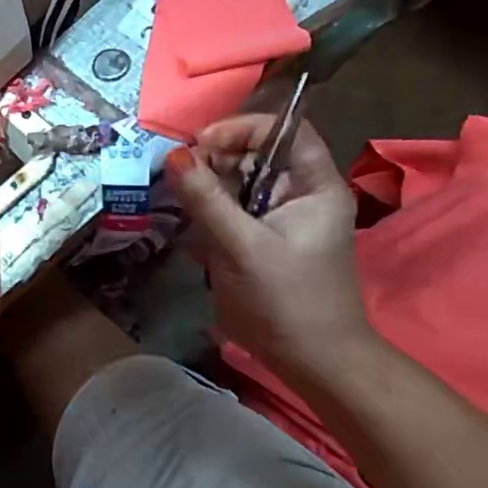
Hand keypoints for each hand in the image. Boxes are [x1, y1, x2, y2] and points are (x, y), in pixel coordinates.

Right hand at [165, 116, 375, 383]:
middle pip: (256, 157)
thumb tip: (172, 155)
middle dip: (216, 162)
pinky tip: (197, 237)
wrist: (311, 360)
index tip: (199, 144)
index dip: (242, 128)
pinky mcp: (264, 242)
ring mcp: (281, 220)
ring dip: (210, 193)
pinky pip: (234, 215)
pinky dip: (212, 218)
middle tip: (180, 177)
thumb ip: (206, 199)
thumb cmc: (285, 299)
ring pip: (240, 186)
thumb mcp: (240, 245)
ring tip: (183, 207)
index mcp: (314, 185)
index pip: (283, 130)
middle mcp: (301, 195)